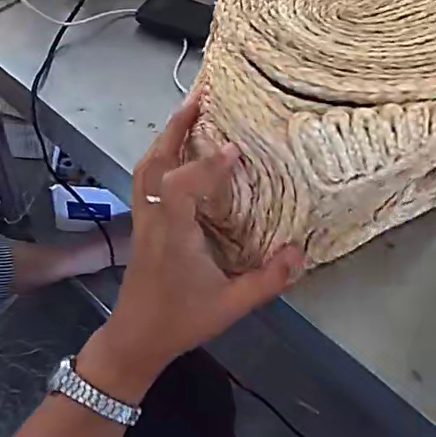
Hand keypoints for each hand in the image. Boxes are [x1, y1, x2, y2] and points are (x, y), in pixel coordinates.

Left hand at [77, 89, 304, 402]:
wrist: (135, 339)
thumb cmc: (180, 321)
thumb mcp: (230, 305)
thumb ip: (267, 280)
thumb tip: (300, 252)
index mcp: (172, 235)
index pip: (182, 187)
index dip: (207, 166)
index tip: (235, 149)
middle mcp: (153, 218)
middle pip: (155, 162)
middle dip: (176, 127)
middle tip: (200, 97)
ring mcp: (143, 218)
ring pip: (146, 166)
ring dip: (166, 136)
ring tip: (189, 112)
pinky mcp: (141, 222)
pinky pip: (146, 178)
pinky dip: (160, 154)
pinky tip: (176, 150)